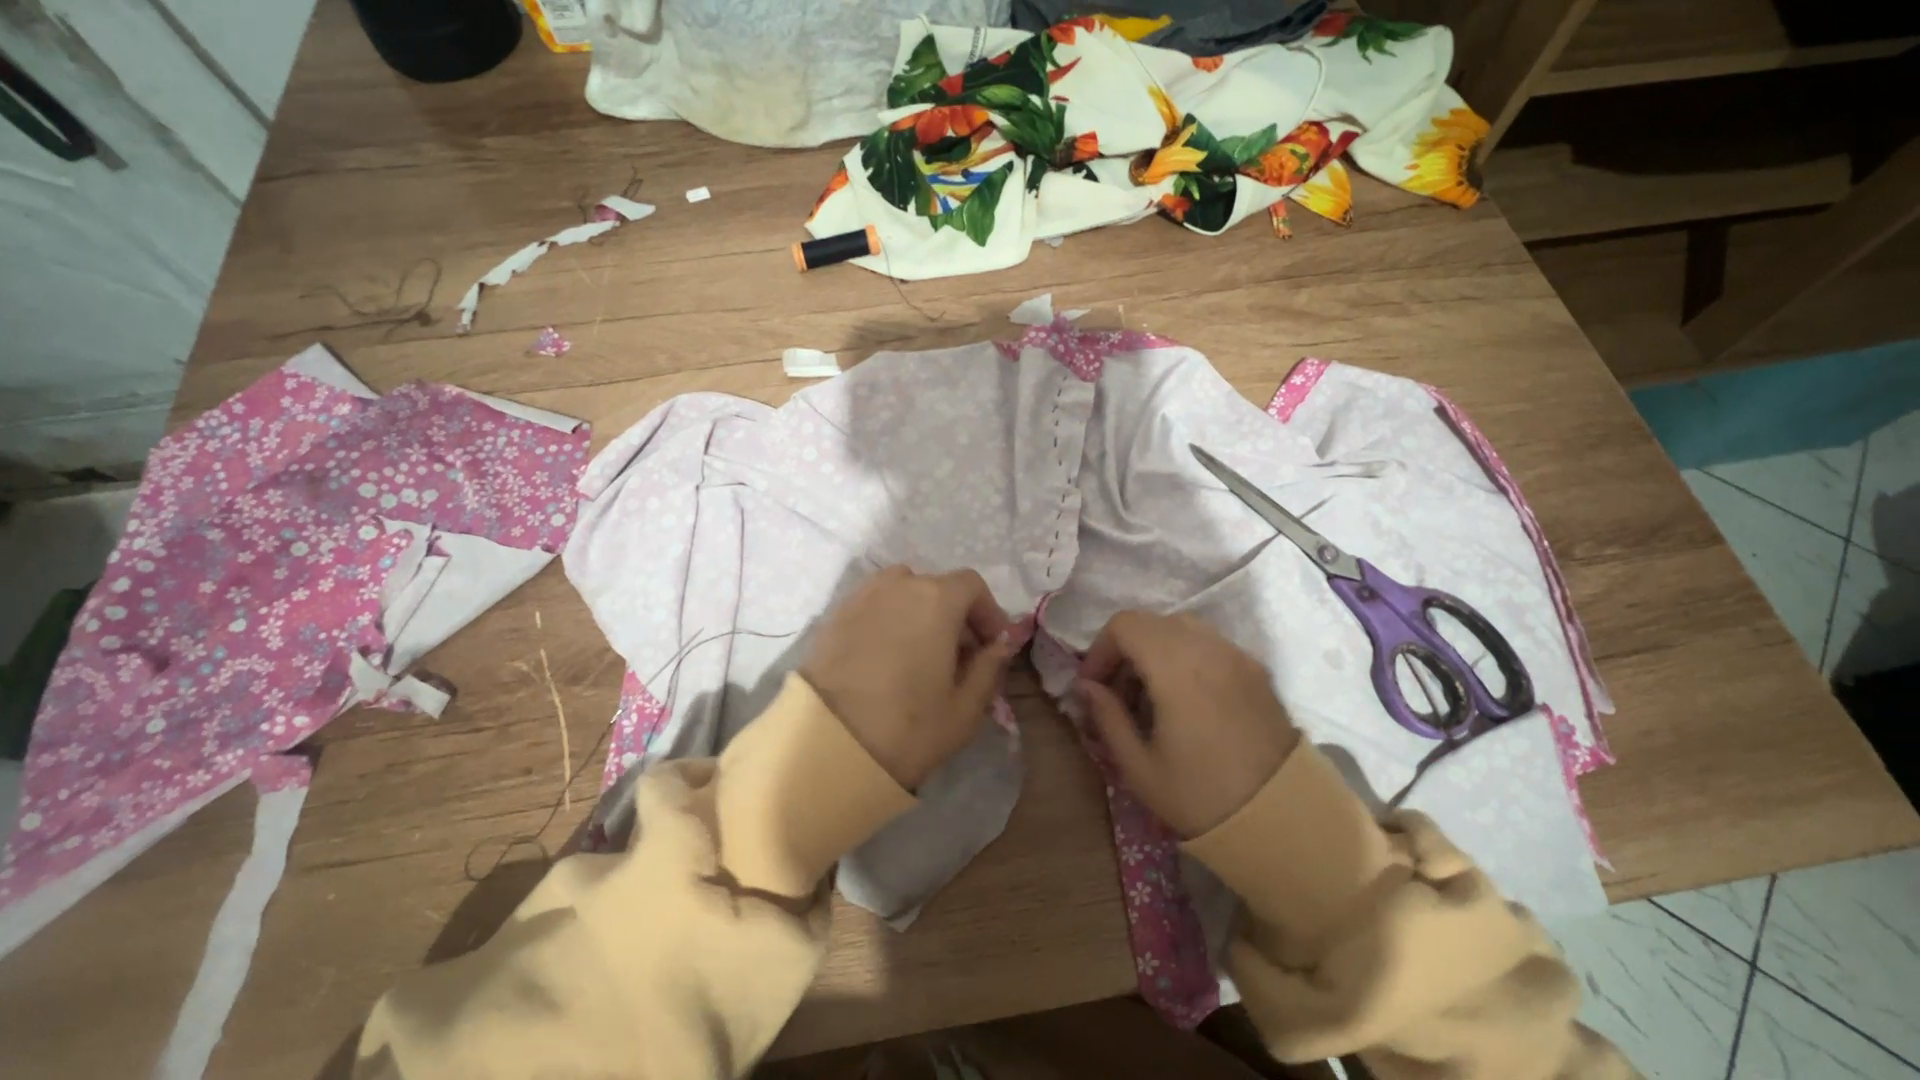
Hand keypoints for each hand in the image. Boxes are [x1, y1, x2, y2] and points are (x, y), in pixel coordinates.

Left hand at [802, 566, 1015, 790]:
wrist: (829, 744)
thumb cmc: (908, 727)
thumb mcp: (965, 707)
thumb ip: (989, 667)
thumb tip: (1000, 644)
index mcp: (936, 599)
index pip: (972, 586)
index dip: (987, 613)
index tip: (990, 646)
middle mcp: (898, 586)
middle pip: (936, 587)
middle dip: (954, 615)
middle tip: (958, 657)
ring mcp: (861, 597)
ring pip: (902, 593)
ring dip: (919, 614)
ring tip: (921, 654)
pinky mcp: (835, 616)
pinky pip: (873, 606)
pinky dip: (888, 621)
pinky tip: (888, 658)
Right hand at [1076, 611, 1299, 837]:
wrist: (1281, 818)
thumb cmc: (1200, 796)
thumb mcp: (1139, 767)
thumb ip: (1107, 717)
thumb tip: (1086, 687)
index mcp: (1177, 668)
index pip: (1125, 625)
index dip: (1099, 650)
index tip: (1092, 688)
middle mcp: (1209, 649)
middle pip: (1152, 623)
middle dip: (1125, 651)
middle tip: (1116, 696)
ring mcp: (1238, 657)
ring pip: (1182, 630)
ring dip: (1155, 652)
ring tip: (1149, 700)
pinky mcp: (1257, 670)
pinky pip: (1210, 646)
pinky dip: (1185, 659)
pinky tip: (1183, 702)